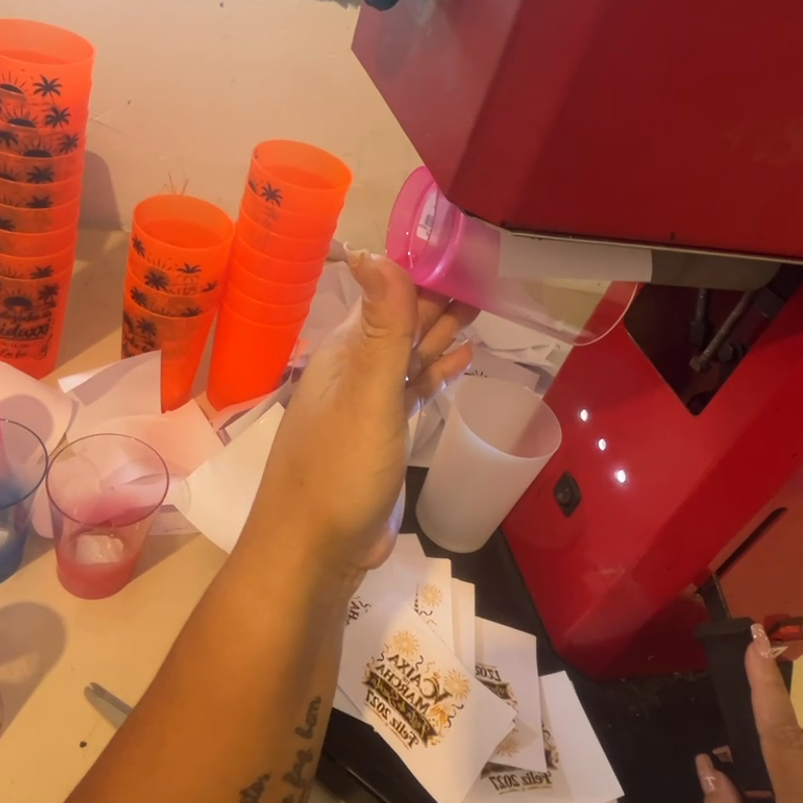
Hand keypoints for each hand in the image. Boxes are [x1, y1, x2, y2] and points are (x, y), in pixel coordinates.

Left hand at [241, 249, 475, 582]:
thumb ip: (381, 328)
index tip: (470, 253)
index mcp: (345, 350)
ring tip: (479, 308)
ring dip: (440, 333)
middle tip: (487, 277)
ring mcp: (367, 403)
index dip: (426, 273)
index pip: (388, 295)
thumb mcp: (366, 393)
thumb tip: (373, 250)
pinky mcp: (381, 435)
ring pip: (408, 356)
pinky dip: (435, 373)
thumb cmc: (339, 469)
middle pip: (400, 323)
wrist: (315, 551)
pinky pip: (412, 391)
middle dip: (439, 299)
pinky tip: (461, 360)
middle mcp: (353, 369)